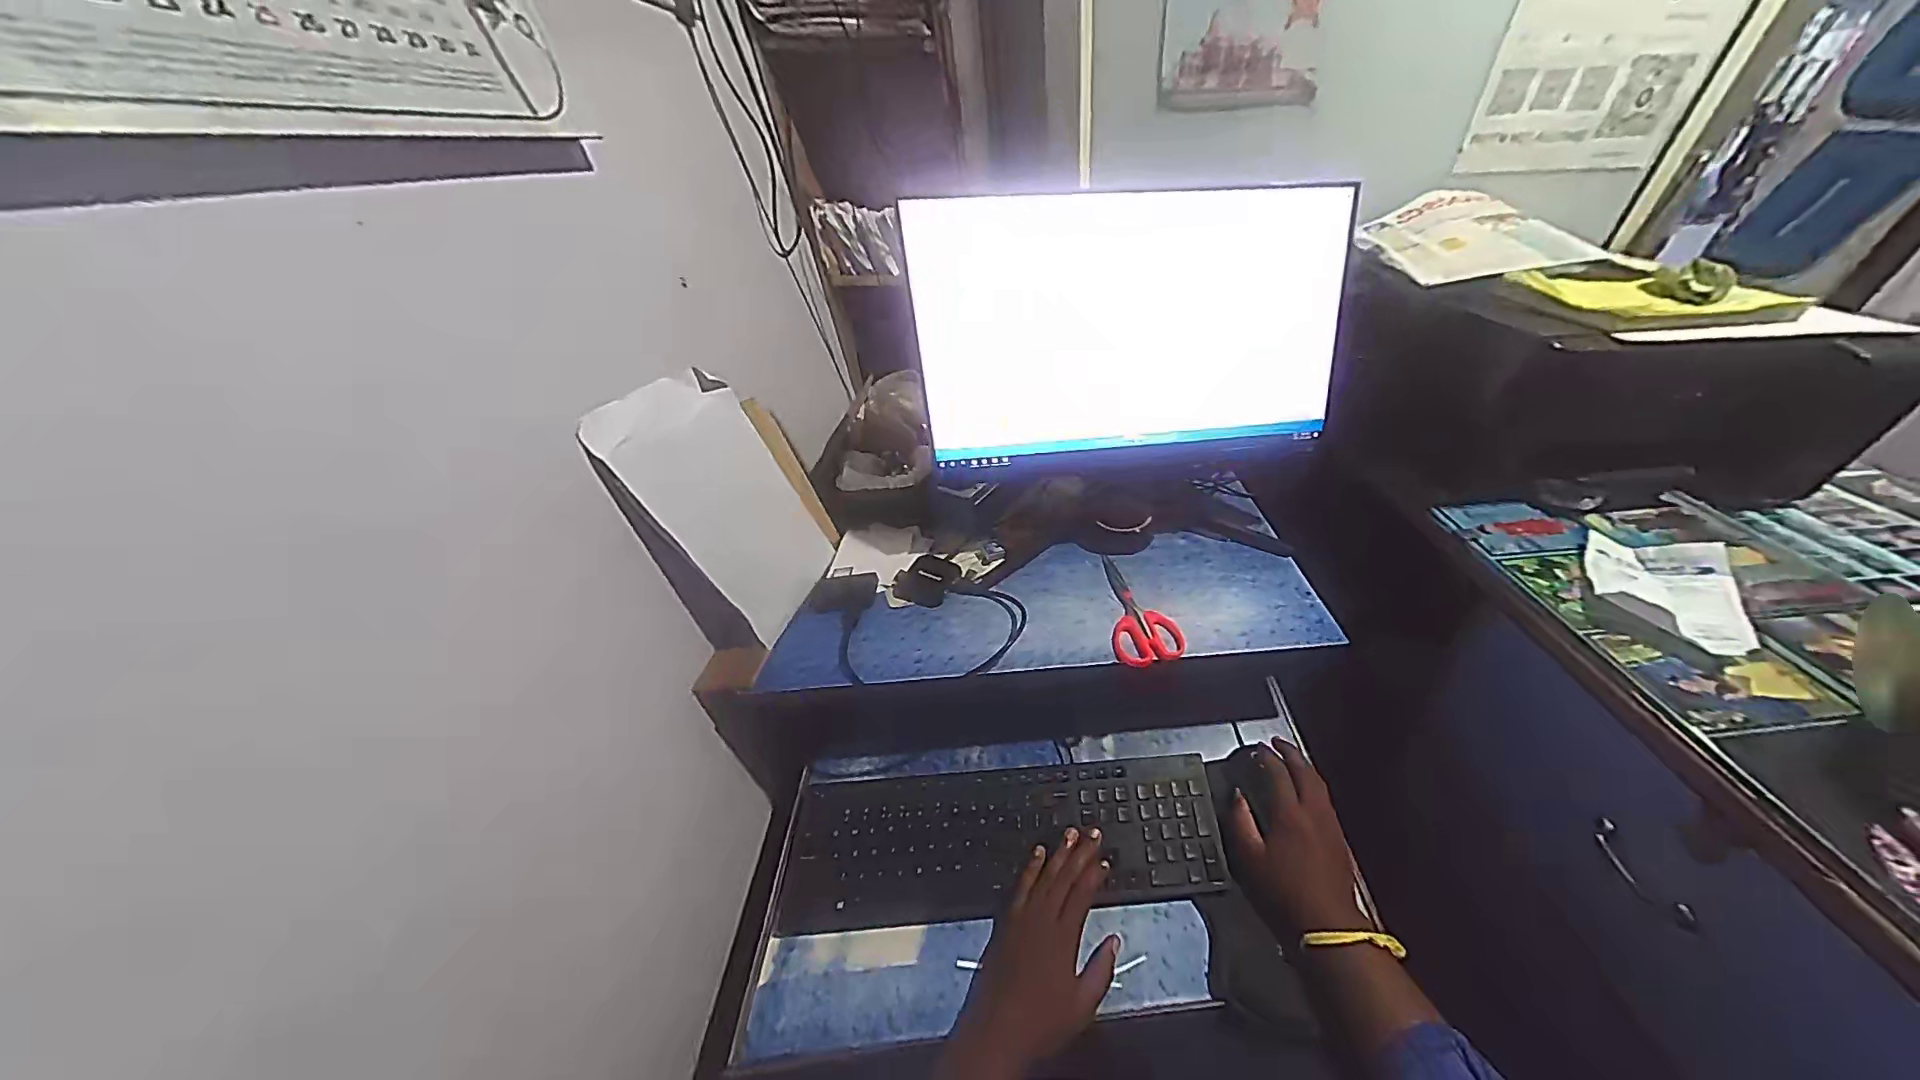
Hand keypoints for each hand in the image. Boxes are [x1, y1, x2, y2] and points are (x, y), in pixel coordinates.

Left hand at [936, 827, 1120, 1079]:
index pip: (1082, 895)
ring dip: (1057, 854)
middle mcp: (1041, 921)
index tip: (1104, 860)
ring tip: (1069, 834)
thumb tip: (1113, 941)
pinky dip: (1029, 868)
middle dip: (1080, 854)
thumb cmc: (1039, 1024)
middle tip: (1092, 833)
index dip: (1094, 875)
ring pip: (1043, 876)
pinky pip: (1019, 886)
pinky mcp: (1004, 923)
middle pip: (1064, 878)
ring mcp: (1020, 919)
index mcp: (1062, 938)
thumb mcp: (1083, 1005)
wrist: (995, 1032)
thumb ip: (1101, 969)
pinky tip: (1036, 854)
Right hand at [1224, 738, 1363, 932]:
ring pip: (1320, 785)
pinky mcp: (1339, 840)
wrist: (1328, 925)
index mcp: (1290, 815)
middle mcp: (1314, 814)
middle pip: (1306, 773)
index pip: (1278, 774)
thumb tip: (1237, 797)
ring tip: (1292, 760)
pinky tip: (1306, 791)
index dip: (1267, 758)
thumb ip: (1240, 822)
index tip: (1257, 749)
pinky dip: (1313, 785)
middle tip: (1278, 743)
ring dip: (1305, 767)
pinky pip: (1326, 799)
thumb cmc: (1283, 892)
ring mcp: (1330, 826)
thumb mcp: (1249, 858)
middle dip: (1292, 753)